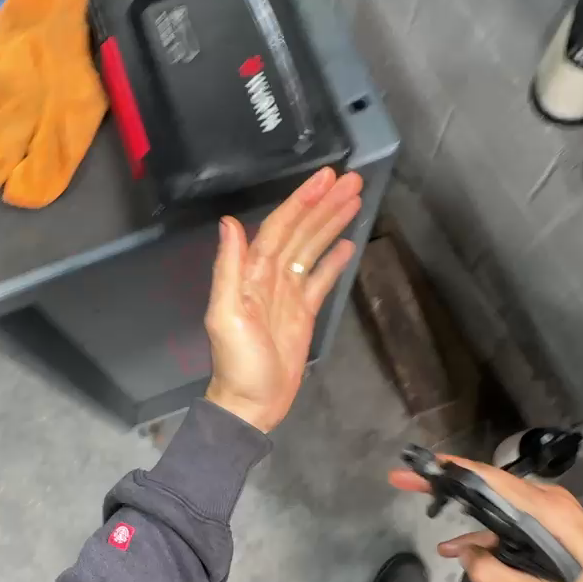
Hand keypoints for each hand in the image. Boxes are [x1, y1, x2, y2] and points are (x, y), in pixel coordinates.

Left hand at [203, 167, 362, 432]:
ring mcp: (289, 294)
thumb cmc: (238, 363)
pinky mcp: (304, 313)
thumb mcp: (226, 316)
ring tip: (355, 199)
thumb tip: (231, 223)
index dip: (302, 201)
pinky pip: (320, 279)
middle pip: (301, 232)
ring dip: (332, 224)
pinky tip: (348, 243)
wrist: (252, 403)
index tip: (326, 178)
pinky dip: (333, 260)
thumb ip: (228, 268)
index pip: (281, 227)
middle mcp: (271, 276)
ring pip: (313, 249)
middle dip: (325, 205)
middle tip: (353, 180)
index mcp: (252, 273)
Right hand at [388, 457, 582, 581]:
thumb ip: (498, 578)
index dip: (454, 469)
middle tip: (406, 479)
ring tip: (422, 504)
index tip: (423, 464)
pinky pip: (509, 523)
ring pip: (496, 504)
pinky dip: (483, 532)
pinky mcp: (551, 530)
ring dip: (461, 507)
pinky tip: (456, 549)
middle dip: (447, 481)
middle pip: (488, 485)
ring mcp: (550, 516)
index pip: (493, 479)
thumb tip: (464, 556)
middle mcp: (547, 504)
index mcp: (548, 512)